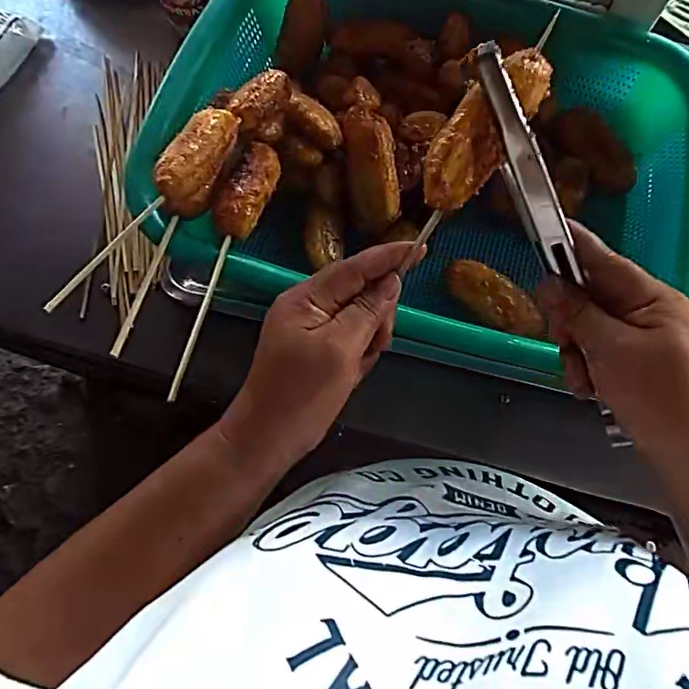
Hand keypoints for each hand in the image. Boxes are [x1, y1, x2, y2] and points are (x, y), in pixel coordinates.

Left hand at [222, 241, 417, 461]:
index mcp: (306, 299)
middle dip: (378, 316)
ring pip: (363, 318)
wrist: (267, 441)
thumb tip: (392, 281)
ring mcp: (314, 329)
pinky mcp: (320, 349)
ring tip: (357, 366)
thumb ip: (368, 311)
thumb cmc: (300, 396)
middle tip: (376, 344)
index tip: (420, 247)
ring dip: (370, 339)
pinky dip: (361, 354)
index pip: (354, 268)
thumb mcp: (340, 349)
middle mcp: (309, 307)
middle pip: (362, 292)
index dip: (388, 257)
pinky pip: (354, 339)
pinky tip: (352, 374)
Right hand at [539, 225, 688, 455]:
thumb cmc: (656, 396)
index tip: (549, 229)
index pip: (606, 262)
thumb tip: (550, 284)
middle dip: (572, 322)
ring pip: (590, 328)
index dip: (575, 247)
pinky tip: (590, 389)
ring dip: (577, 352)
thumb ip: (577, 313)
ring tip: (583, 379)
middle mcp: (650, 313)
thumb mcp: (610, 349)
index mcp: (654, 299)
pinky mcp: (636, 363)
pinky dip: (588, 368)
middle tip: (564, 341)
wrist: (687, 452)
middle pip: (592, 298)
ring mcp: (644, 339)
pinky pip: (599, 352)